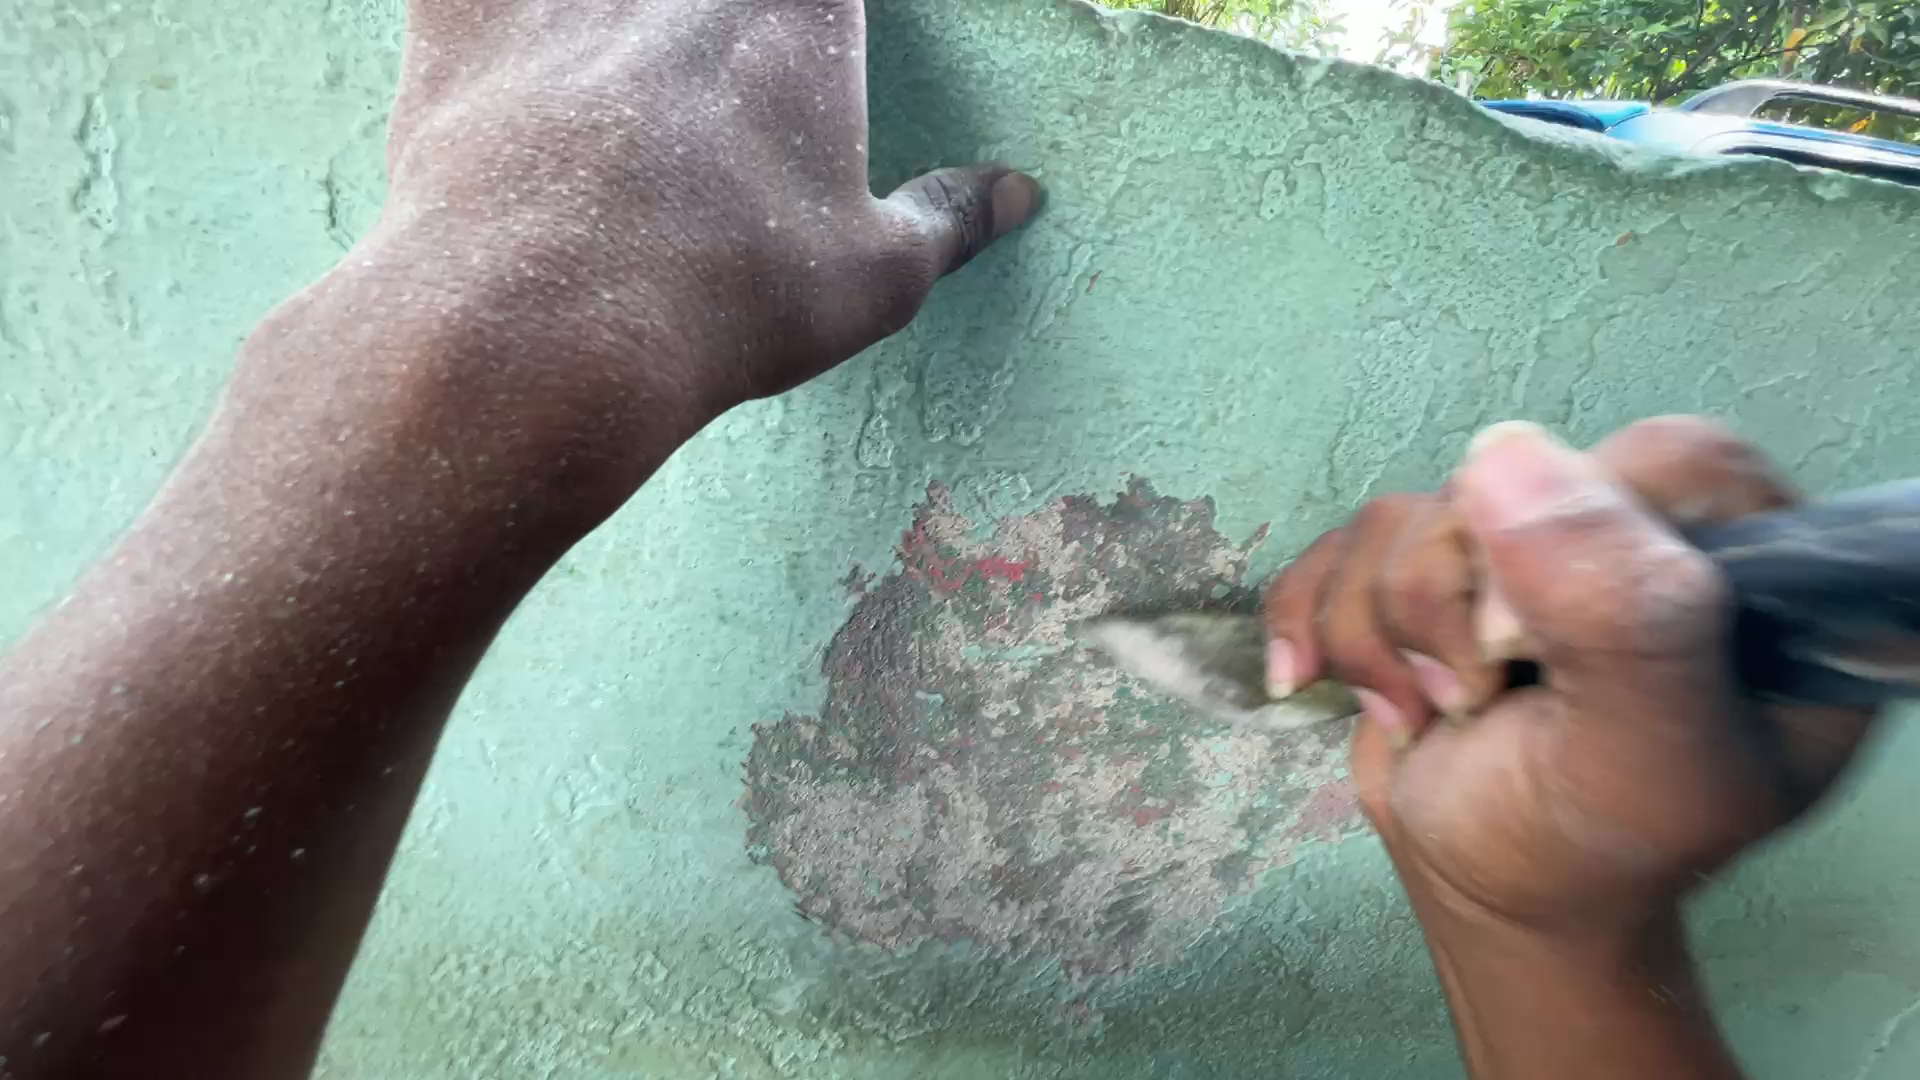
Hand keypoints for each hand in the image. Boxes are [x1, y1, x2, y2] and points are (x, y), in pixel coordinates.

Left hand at [239, 0, 1037, 515]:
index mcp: (798, 9)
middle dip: (755, 20)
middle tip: (752, 61)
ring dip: (634, 17)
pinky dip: (503, 3)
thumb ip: (951, 221)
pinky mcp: (459, 10)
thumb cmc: (740, 296)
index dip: (845, 16)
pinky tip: (525, 25)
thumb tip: (1021, 195)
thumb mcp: (878, 278)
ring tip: (656, 65)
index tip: (841, 38)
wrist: (557, 327)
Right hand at [1263, 417, 1878, 934]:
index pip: (1648, 461)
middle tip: (1462, 701)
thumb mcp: (1639, 760)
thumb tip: (1506, 455)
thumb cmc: (1581, 842)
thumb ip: (1618, 616)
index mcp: (1730, 568)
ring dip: (1366, 638)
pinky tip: (1305, 677)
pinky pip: (1323, 553)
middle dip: (1435, 614)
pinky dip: (1300, 621)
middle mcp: (1607, 539)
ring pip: (1384, 525)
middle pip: (1481, 493)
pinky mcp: (1404, 575)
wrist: (1486, 878)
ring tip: (1410, 714)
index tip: (1515, 649)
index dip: (1559, 540)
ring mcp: (1493, 554)